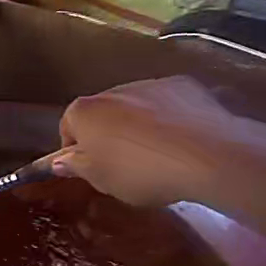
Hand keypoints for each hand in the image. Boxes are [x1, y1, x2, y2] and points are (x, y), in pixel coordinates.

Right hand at [53, 76, 244, 209]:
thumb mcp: (102, 180)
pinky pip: (168, 103)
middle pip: (103, 114)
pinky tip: (183, 141)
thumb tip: (59, 160)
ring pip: (136, 106)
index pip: (68, 127)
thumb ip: (76, 166)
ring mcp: (149, 84)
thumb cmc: (141, 171)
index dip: (77, 150)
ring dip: (140, 125)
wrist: (206, 155)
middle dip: (109, 135)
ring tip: (159, 155)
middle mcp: (112, 91)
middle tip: (125, 166)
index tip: (91, 170)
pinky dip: (170, 117)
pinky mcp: (183, 85)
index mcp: (84, 111)